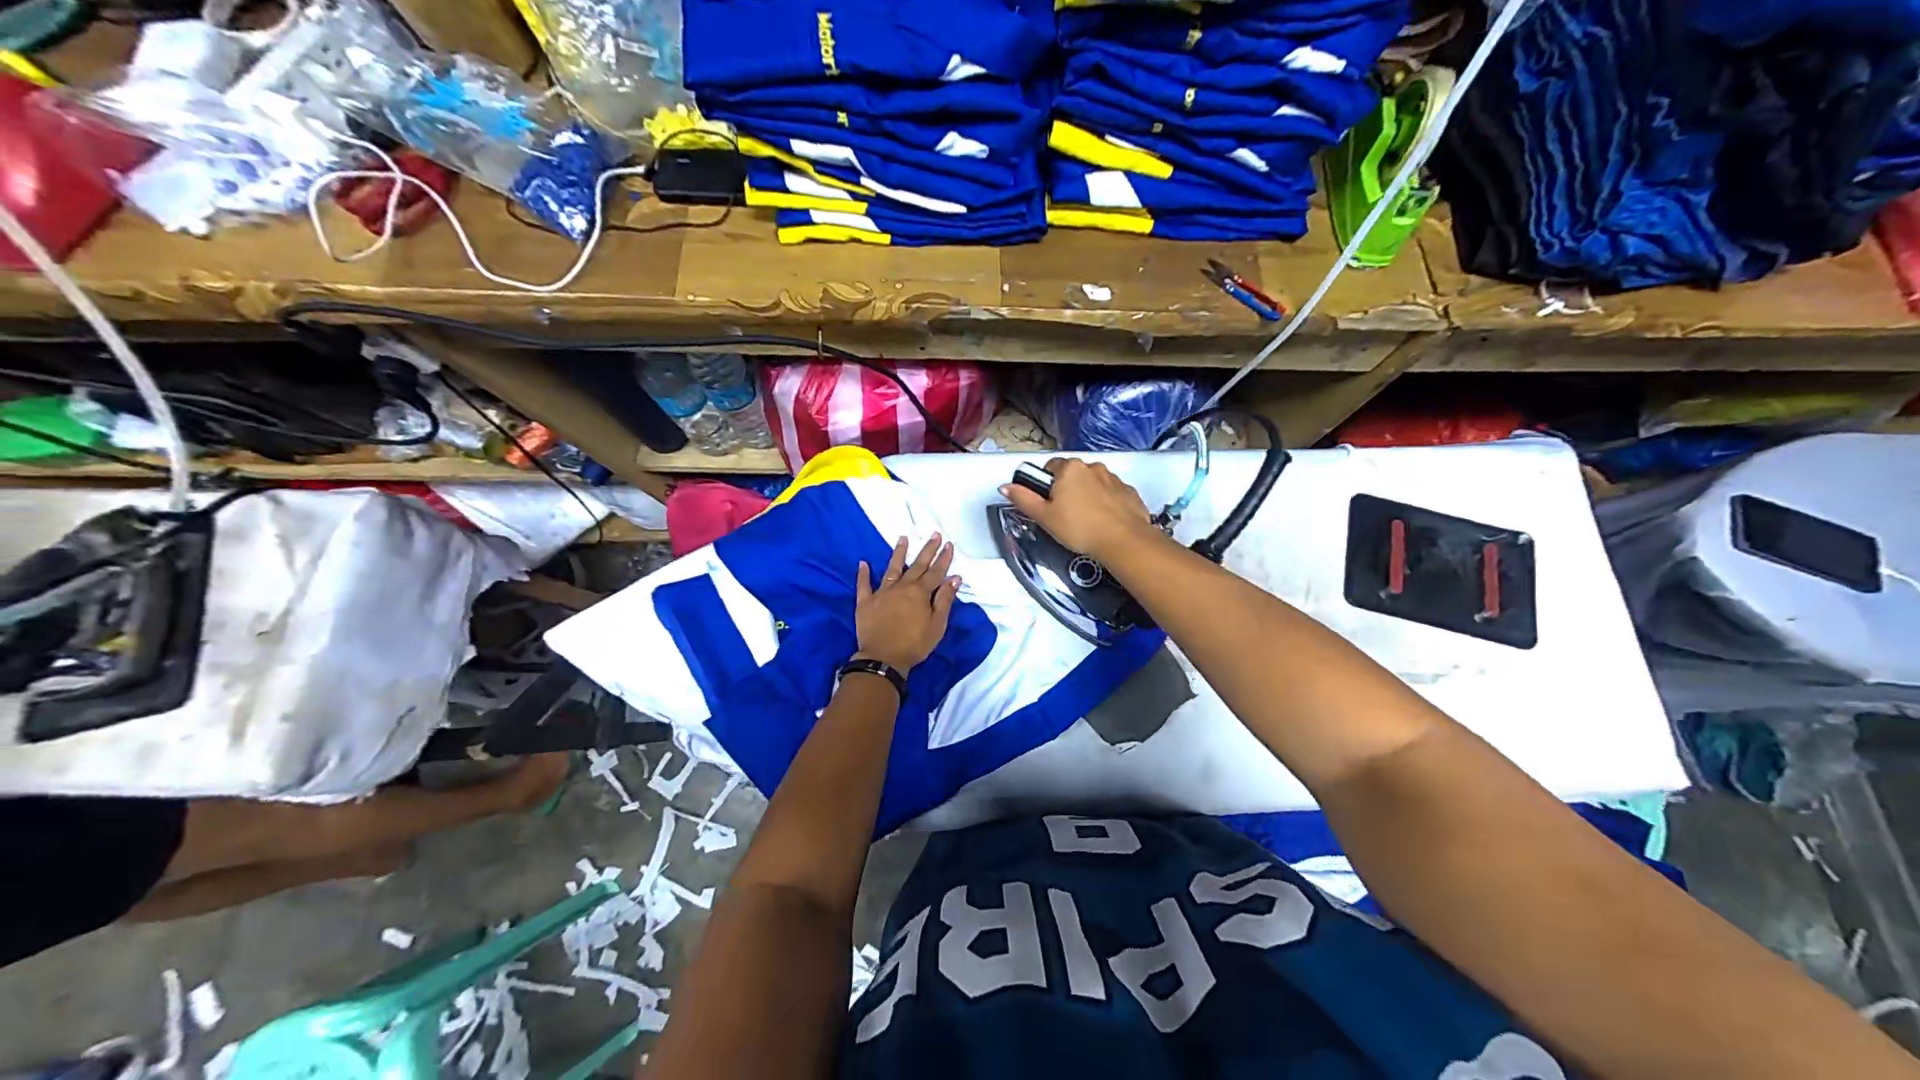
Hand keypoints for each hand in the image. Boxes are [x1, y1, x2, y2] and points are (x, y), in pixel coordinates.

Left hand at [854, 534, 960, 671]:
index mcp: (920, 592)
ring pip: (892, 568)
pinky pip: (864, 584)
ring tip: (903, 538)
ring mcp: (882, 592)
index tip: (949, 544)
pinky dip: (863, 574)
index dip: (943, 558)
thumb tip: (954, 578)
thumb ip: (945, 600)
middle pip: (917, 565)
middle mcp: (902, 587)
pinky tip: (863, 563)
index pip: (935, 572)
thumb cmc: (915, 644)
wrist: (883, 658)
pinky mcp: (865, 602)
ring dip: (898, 553)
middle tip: (934, 534)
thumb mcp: (937, 625)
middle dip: (927, 550)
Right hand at [1002, 458, 1163, 562]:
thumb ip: (1023, 499)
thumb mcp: (1044, 517)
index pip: (1051, 467)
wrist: (1124, 541)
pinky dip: (1108, 504)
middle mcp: (1093, 466)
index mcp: (1070, 468)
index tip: (1048, 505)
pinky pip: (1113, 494)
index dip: (1046, 485)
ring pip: (1094, 483)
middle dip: (1068, 490)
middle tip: (1065, 515)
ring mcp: (1115, 478)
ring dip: (1088, 495)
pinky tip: (1105, 522)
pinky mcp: (1130, 492)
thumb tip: (1005, 486)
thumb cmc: (1079, 528)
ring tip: (1087, 521)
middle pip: (1073, 474)